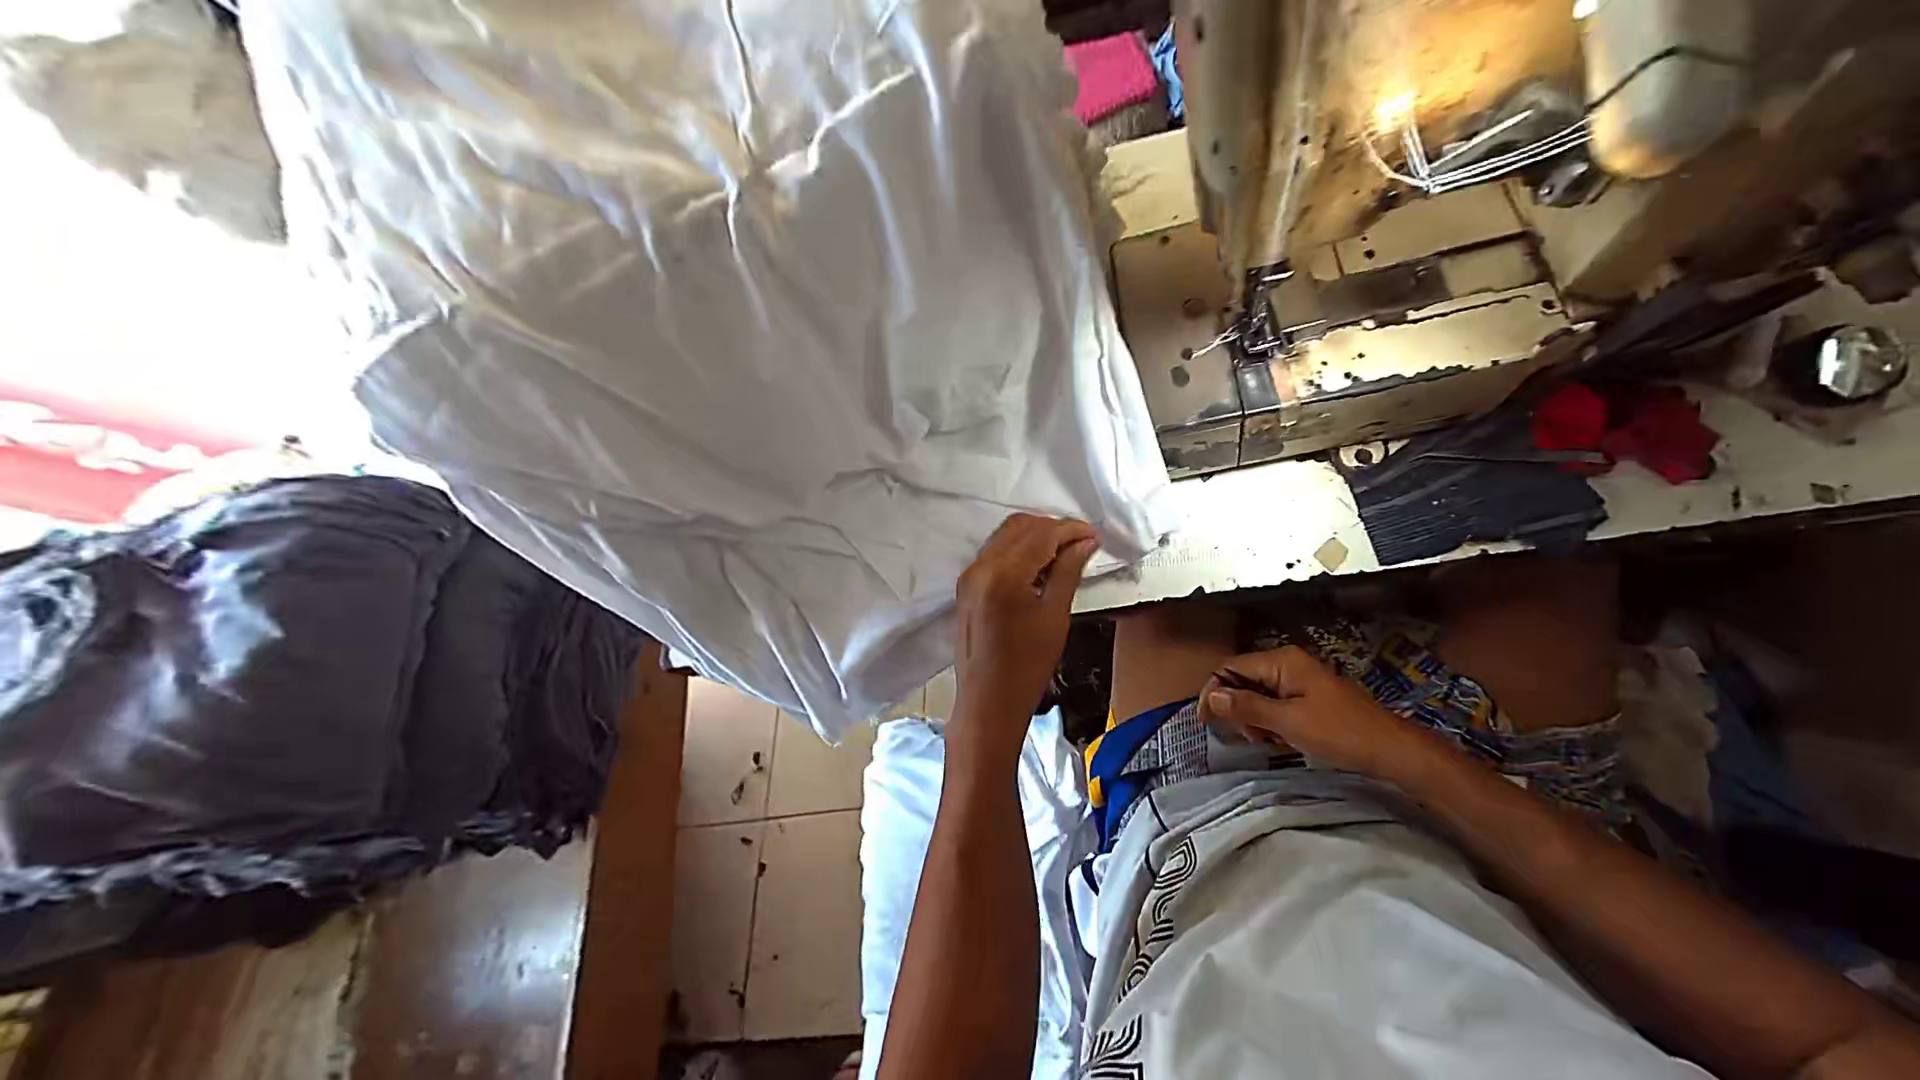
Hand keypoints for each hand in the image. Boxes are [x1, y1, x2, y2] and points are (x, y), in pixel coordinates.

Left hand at [952, 514, 1098, 750]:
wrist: (988, 702)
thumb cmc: (1027, 666)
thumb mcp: (1055, 616)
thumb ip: (1068, 572)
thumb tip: (1085, 543)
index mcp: (1003, 574)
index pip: (1041, 534)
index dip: (1071, 529)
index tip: (1094, 536)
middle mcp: (980, 567)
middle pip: (1020, 526)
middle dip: (1053, 528)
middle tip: (1082, 543)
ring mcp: (969, 575)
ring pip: (1005, 536)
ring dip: (1035, 536)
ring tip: (1064, 553)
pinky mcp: (966, 586)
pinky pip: (994, 552)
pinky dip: (1018, 550)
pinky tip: (1039, 566)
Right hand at [1196, 646, 1443, 779]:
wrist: (1393, 750)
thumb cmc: (1340, 733)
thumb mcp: (1287, 722)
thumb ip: (1247, 707)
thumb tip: (1212, 697)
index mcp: (1282, 661)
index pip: (1231, 667)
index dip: (1214, 691)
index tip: (1207, 720)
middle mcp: (1289, 664)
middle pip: (1243, 679)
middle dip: (1236, 707)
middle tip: (1247, 735)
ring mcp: (1301, 680)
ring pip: (1258, 693)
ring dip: (1254, 717)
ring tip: (1266, 739)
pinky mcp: (1310, 697)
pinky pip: (1276, 703)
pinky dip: (1271, 720)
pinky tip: (1280, 739)